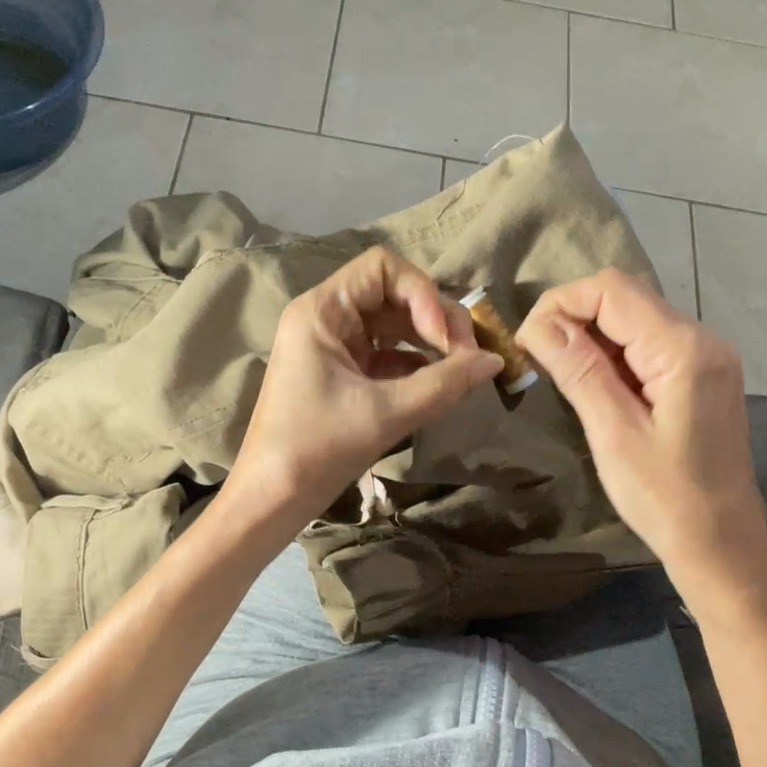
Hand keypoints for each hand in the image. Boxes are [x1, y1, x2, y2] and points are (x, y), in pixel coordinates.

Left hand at [225, 247, 503, 527]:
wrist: (271, 499)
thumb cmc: (316, 449)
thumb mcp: (385, 414)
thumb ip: (444, 383)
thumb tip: (495, 360)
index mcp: (321, 311)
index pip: (383, 268)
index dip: (423, 293)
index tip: (445, 338)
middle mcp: (325, 319)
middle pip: (394, 295)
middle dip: (436, 320)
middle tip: (470, 358)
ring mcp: (334, 349)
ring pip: (394, 327)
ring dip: (431, 344)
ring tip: (463, 372)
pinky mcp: (342, 378)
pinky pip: (388, 357)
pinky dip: (417, 367)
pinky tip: (443, 387)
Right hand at [516, 269, 766, 601]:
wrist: (720, 541)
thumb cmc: (663, 496)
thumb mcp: (613, 433)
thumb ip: (579, 370)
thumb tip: (538, 324)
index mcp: (684, 349)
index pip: (612, 291)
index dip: (560, 303)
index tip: (526, 341)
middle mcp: (703, 339)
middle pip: (626, 297)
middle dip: (573, 316)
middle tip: (536, 358)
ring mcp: (706, 356)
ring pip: (636, 318)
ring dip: (590, 336)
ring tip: (559, 373)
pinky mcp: (701, 375)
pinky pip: (649, 344)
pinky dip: (613, 354)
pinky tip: (594, 385)